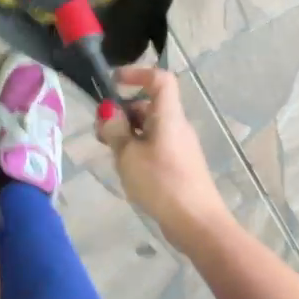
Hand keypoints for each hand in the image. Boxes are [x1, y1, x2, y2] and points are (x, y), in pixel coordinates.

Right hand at [98, 66, 231, 250]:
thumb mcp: (128, 155)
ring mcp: (180, 146)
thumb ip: (115, 130)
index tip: (113, 83)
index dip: (137, 74)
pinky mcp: (180, 165)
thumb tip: (109, 111)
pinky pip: (156, 145)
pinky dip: (138, 148)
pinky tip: (127, 169)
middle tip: (101, 131)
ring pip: (151, 127)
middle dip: (122, 111)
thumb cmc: (162, 184)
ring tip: (111, 153)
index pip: (160, 79)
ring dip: (128, 132)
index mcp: (168, 116)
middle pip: (150, 105)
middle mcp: (177, 126)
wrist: (198, 224)